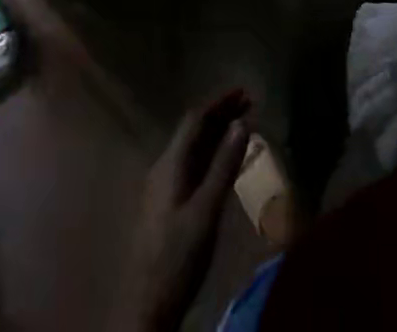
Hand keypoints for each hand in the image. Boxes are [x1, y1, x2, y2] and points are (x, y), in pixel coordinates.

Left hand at [115, 90, 251, 331]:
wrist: (146, 304)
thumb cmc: (178, 255)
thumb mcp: (207, 210)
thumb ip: (224, 166)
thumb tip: (241, 124)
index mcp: (169, 164)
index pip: (195, 119)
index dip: (219, 102)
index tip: (245, 92)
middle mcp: (164, 168)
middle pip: (193, 131)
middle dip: (220, 114)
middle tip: (250, 104)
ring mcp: (164, 187)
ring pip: (193, 148)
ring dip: (217, 133)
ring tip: (243, 124)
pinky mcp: (168, 204)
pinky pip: (192, 165)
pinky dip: (212, 154)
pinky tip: (226, 160)